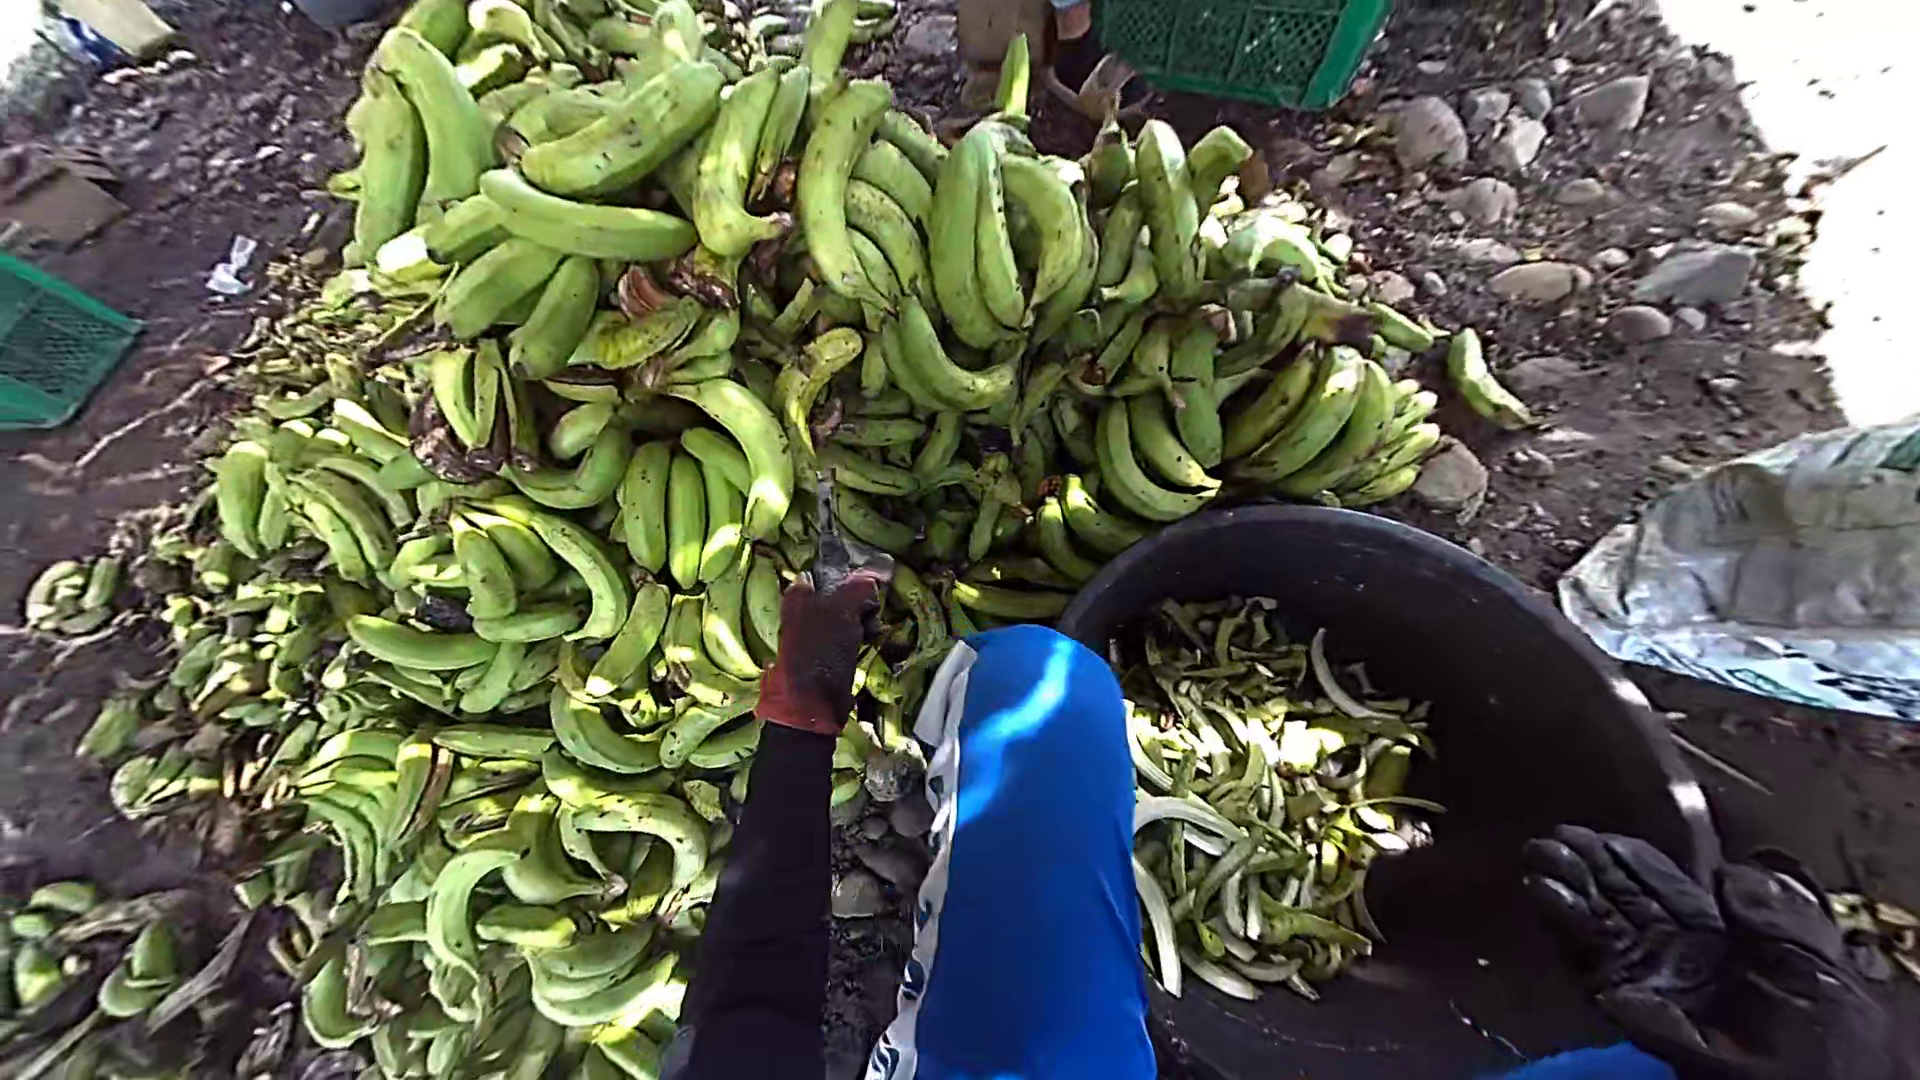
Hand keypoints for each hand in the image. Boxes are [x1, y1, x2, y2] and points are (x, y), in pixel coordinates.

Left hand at [755, 566, 889, 735]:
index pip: (830, 572)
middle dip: (860, 602)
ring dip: (863, 620)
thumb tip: (871, 577)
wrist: (813, 701)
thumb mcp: (842, 611)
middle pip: (842, 592)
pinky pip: (849, 632)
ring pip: (848, 613)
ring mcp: (815, 630)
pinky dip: (860, 635)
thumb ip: (857, 588)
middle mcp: (803, 609)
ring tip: (868, 631)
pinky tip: (867, 642)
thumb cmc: (822, 650)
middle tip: (868, 613)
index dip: (850, 577)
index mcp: (798, 595)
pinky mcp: (826, 649)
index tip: (867, 587)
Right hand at [1523, 826, 1899, 1079]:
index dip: (1634, 858)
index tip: (1605, 836)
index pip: (1665, 885)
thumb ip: (1776, 917)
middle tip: (1561, 834)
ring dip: (1562, 878)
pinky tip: (1542, 886)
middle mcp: (1672, 949)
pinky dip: (1555, 913)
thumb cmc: (1817, 1044)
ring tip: (1543, 852)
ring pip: (1588, 911)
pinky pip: (1575, 945)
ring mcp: (1638, 968)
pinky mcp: (1609, 987)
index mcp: (1721, 941)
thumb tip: (1735, 869)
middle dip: (1586, 860)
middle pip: (1618, 892)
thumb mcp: (1817, 973)